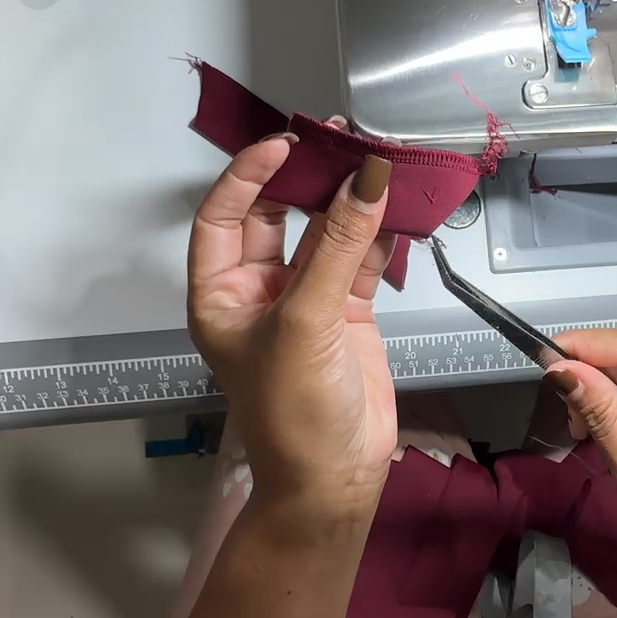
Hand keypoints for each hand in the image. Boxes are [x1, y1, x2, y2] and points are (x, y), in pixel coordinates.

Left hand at [187, 137, 398, 523]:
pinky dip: (377, 236)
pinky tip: (395, 208)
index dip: (248, 176)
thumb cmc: (294, 410)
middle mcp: (260, 291)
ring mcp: (307, 300)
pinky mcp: (347, 312)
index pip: (224, 216)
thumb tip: (368, 178)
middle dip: (303, 180)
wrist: (336, 477)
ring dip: (348, 203)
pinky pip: (359, 260)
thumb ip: (338, 247)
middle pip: (276, 217)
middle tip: (338, 140)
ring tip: (375, 161)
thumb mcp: (305, 322)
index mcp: (222, 293)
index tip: (284, 143)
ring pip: (325, 236)